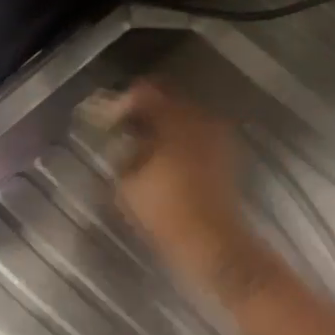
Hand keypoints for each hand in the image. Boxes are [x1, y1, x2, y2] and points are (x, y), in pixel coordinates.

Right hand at [105, 81, 266, 300]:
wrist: (211, 241)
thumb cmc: (164, 209)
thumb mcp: (126, 182)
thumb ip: (120, 155)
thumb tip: (120, 144)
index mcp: (174, 118)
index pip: (144, 93)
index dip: (122, 103)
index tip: (107, 119)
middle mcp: (200, 119)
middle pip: (168, 102)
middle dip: (145, 114)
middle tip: (123, 132)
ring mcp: (218, 137)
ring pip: (185, 120)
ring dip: (164, 130)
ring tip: (142, 150)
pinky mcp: (226, 158)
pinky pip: (197, 139)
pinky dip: (180, 144)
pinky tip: (164, 163)